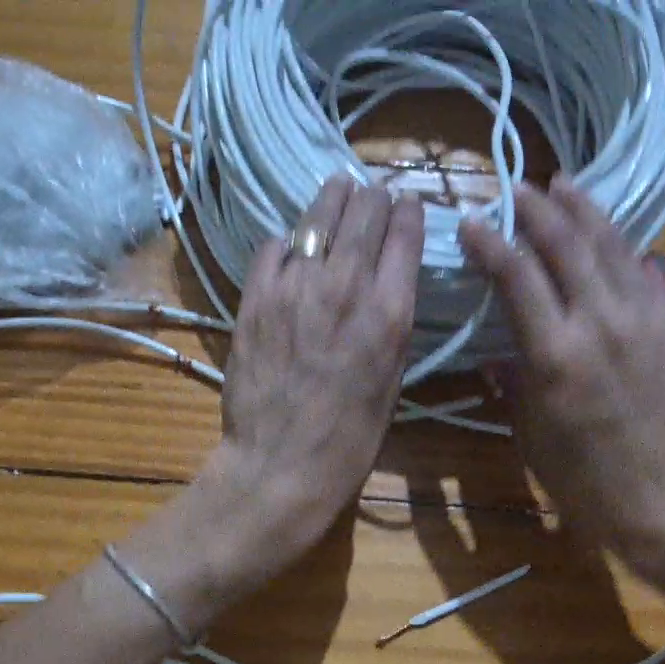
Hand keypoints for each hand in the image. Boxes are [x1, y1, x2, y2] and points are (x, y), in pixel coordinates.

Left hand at [208, 176, 424, 560]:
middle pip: (364, 208)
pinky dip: (288, 241)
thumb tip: (388, 284)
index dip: (408, 211)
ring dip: (332, 200)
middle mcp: (346, 286)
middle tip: (371, 200)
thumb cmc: (349, 440)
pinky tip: (293, 249)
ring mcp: (295, 287)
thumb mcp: (392, 380)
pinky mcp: (255, 297)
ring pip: (317, 215)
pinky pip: (273, 245)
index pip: (406, 228)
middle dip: (373, 198)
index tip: (407, 208)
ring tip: (336, 195)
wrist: (281, 466)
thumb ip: (392, 324)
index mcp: (390, 311)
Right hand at [458, 178, 664, 580]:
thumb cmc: (582, 480)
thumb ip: (513, 382)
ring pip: (612, 245)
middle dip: (537, 208)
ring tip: (564, 185)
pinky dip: (623, 248)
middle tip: (517, 189)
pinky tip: (613, 239)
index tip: (470, 223)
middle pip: (566, 243)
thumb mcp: (530, 434)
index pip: (517, 275)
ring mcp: (643, 319)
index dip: (491, 242)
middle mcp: (600, 323)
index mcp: (555, 354)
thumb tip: (497, 354)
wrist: (662, 500)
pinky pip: (645, 272)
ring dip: (584, 211)